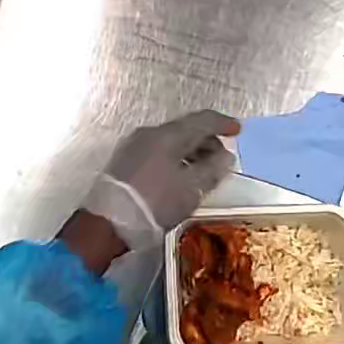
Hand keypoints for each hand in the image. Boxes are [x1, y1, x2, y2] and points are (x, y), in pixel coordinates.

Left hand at [81, 110, 239, 250]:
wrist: (106, 223)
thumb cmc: (153, 204)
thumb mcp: (191, 190)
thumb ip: (212, 170)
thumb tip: (225, 157)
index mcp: (167, 135)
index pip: (201, 120)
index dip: (222, 124)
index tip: (237, 130)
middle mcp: (148, 134)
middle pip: (185, 129)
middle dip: (207, 141)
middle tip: (222, 158)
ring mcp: (133, 146)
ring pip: (170, 140)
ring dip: (191, 151)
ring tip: (204, 170)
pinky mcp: (124, 161)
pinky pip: (157, 150)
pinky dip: (175, 157)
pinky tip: (180, 175)